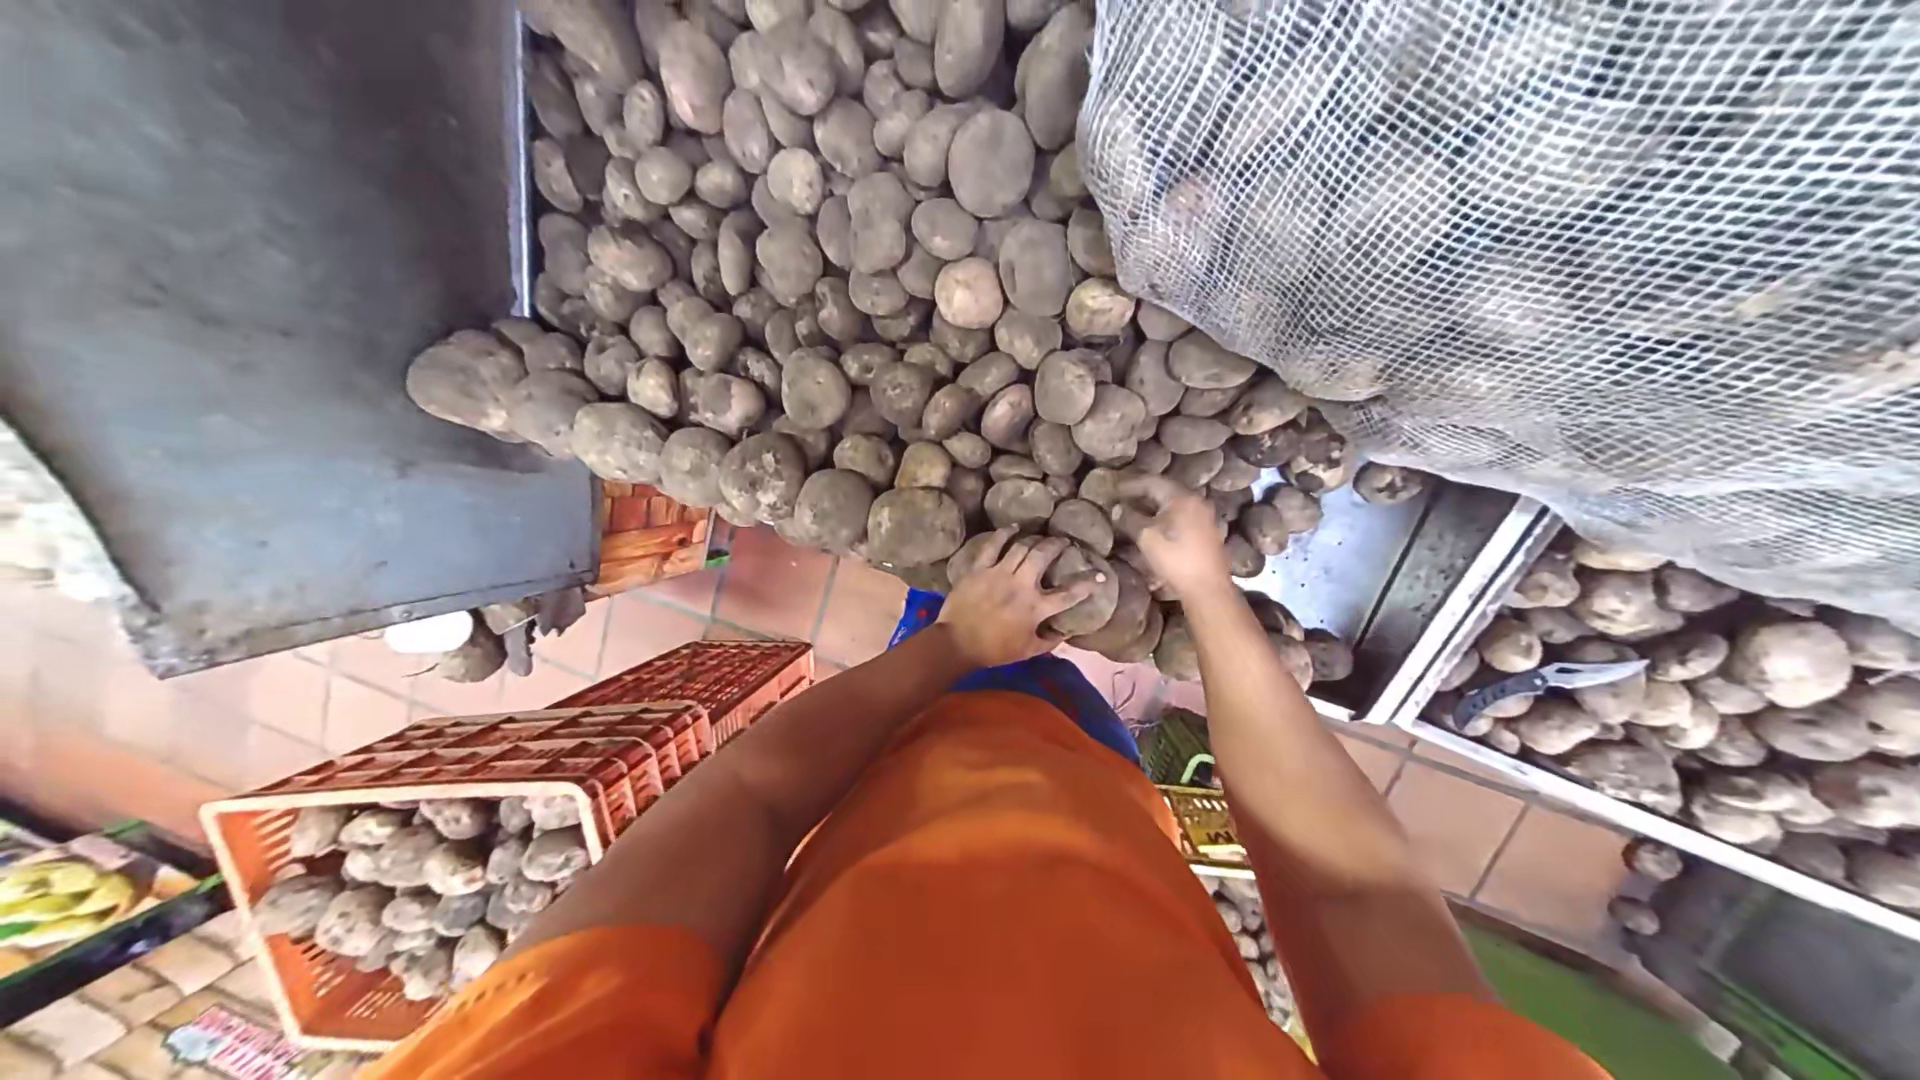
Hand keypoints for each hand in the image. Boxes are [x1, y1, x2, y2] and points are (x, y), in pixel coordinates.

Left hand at [937, 529, 1097, 667]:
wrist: (957, 643)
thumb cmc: (994, 649)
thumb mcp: (1028, 651)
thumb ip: (1049, 641)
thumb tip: (1064, 632)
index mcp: (1036, 607)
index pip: (1068, 593)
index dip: (1087, 584)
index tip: (1100, 575)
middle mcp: (1021, 585)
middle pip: (1043, 556)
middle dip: (1057, 545)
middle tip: (1064, 542)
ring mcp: (999, 573)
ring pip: (1021, 547)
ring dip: (1035, 540)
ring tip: (1042, 538)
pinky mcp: (979, 568)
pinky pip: (993, 545)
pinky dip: (1004, 534)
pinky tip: (1013, 528)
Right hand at [1112, 475, 1232, 601]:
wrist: (1207, 588)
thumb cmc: (1175, 559)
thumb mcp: (1146, 537)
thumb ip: (1130, 519)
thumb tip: (1117, 509)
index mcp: (1182, 498)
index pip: (1152, 482)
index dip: (1130, 485)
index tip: (1114, 490)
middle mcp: (1197, 502)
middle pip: (1165, 492)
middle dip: (1142, 495)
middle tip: (1122, 500)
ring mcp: (1205, 517)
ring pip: (1174, 505)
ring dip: (1153, 508)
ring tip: (1135, 514)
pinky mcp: (1208, 532)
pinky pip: (1182, 517)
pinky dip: (1166, 518)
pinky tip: (1155, 527)